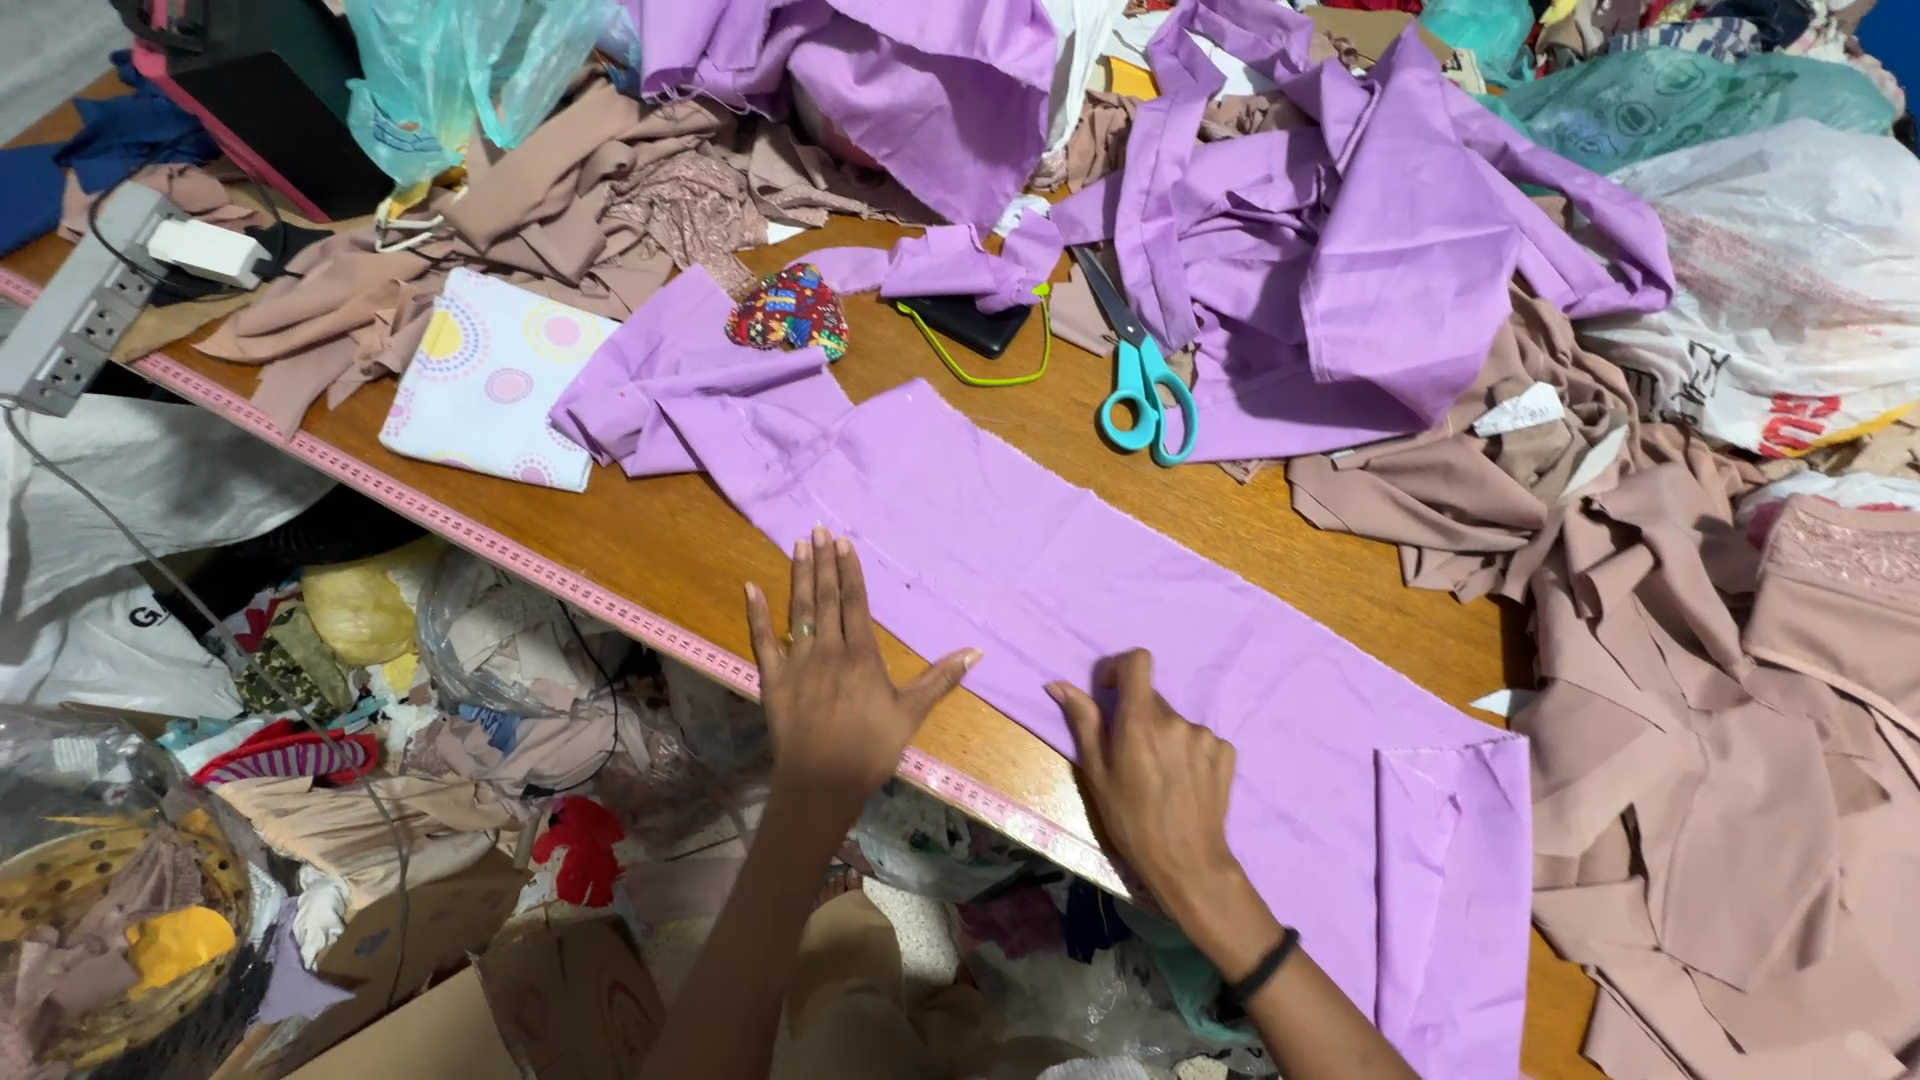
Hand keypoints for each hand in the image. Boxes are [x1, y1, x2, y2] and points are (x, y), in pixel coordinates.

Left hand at [746, 526, 980, 816]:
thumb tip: (976, 651)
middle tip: (817, 530)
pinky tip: (751, 587)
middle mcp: (828, 649)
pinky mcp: (772, 680)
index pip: (855, 601)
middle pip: (826, 597)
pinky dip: (757, 613)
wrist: (822, 783)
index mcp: (861, 655)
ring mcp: (797, 663)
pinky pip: (762, 641)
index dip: (849, 569)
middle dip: (823, 562)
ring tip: (797, 545)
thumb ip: (941, 678)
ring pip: (798, 610)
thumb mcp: (912, 713)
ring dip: (798, 576)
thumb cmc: (872, 748)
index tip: (843, 541)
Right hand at [1050, 649, 1280, 977]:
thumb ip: (1083, 721)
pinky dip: (1188, 751)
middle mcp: (1176, 719)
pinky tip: (1183, 782)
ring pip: (1175, 722)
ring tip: (1159, 776)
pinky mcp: (1226, 752)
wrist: (1187, 863)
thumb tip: (1058, 684)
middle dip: (1138, 717)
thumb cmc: (1131, 821)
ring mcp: (1205, 735)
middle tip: (1130, 756)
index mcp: (1140, 720)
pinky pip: (1199, 739)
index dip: (1121, 668)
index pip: (1139, 660)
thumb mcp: (1096, 773)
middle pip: (1152, 699)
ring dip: (1164, 737)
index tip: (1112, 692)